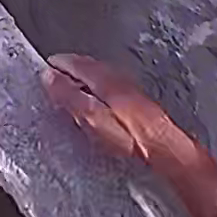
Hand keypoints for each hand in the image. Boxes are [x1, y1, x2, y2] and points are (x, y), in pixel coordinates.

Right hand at [43, 54, 216, 216]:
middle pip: (90, 66)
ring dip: (86, 75)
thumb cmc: (131, 139)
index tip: (47, 66)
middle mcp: (119, 80)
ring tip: (73, 83)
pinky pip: (112, 84)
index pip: (77, 63)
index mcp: (105, 80)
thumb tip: (49, 77)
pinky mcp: (139, 103)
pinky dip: (98, 85)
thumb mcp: (93, 119)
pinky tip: (98, 97)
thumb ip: (70, 97)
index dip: (60, 64)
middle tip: (57, 71)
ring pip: (102, 74)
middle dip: (72, 66)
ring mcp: (131, 90)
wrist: (170, 153)